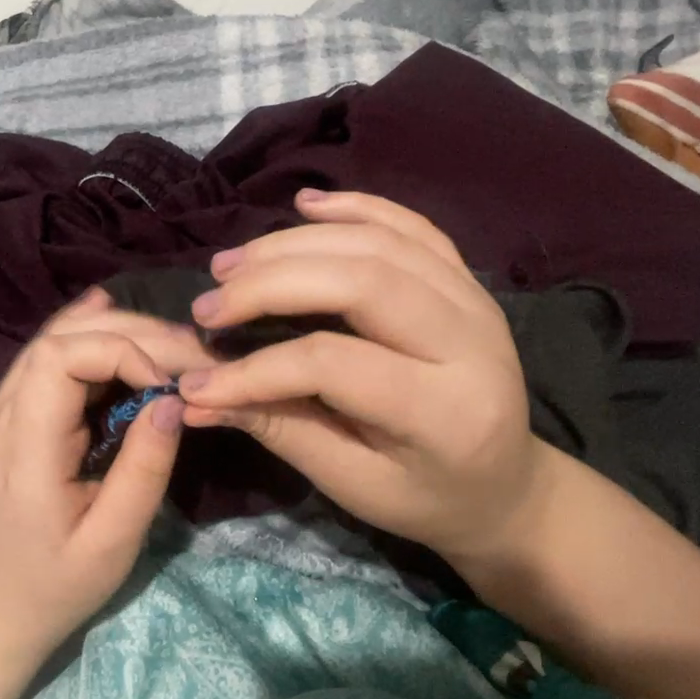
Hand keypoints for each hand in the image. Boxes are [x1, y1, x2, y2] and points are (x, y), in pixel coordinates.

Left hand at [0, 290, 189, 649]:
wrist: (4, 595)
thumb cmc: (60, 578)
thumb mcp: (113, 540)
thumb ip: (143, 471)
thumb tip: (172, 402)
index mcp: (26, 447)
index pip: (58, 360)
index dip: (118, 352)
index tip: (166, 386)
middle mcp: (7, 413)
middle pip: (60, 339)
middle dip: (130, 334)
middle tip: (190, 353)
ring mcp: (7, 406)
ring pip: (57, 338)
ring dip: (118, 330)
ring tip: (173, 342)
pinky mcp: (20, 408)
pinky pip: (53, 355)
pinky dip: (89, 332)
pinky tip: (114, 311)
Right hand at [177, 189, 546, 560]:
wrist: (505, 483)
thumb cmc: (423, 495)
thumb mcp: (350, 482)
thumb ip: (278, 429)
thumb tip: (195, 397)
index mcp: (444, 410)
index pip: (333, 365)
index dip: (255, 370)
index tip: (195, 380)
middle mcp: (471, 340)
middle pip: (360, 281)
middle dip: (269, 284)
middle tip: (207, 305)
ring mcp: (475, 299)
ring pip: (377, 243)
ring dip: (292, 244)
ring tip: (229, 265)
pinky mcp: (467, 278)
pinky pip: (411, 225)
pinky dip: (355, 207)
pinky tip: (305, 203)